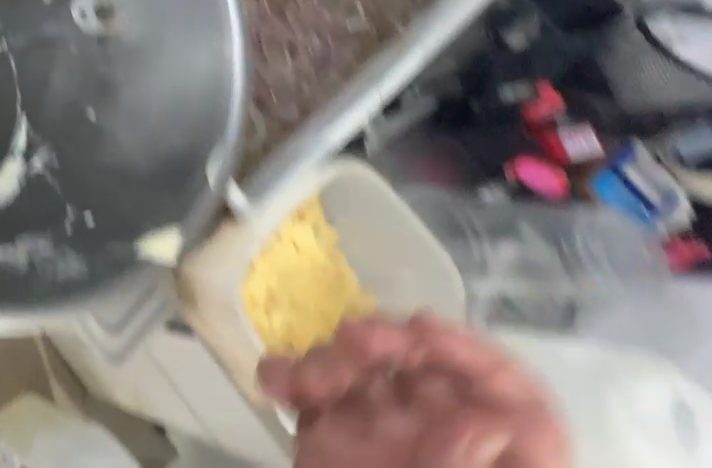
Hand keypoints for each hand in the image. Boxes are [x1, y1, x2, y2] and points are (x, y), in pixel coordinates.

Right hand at [261, 315, 568, 467]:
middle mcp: (442, 438)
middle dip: (385, 343)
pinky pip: (306, 389)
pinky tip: (277, 387)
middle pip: (425, 366)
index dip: (476, 356)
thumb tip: (490, 421)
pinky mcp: (327, 434)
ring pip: (359, 366)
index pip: (511, 396)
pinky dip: (285, 375)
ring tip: (307, 383)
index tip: (424, 332)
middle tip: (355, 342)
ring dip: (327, 357)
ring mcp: (381, 433)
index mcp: (498, 464)